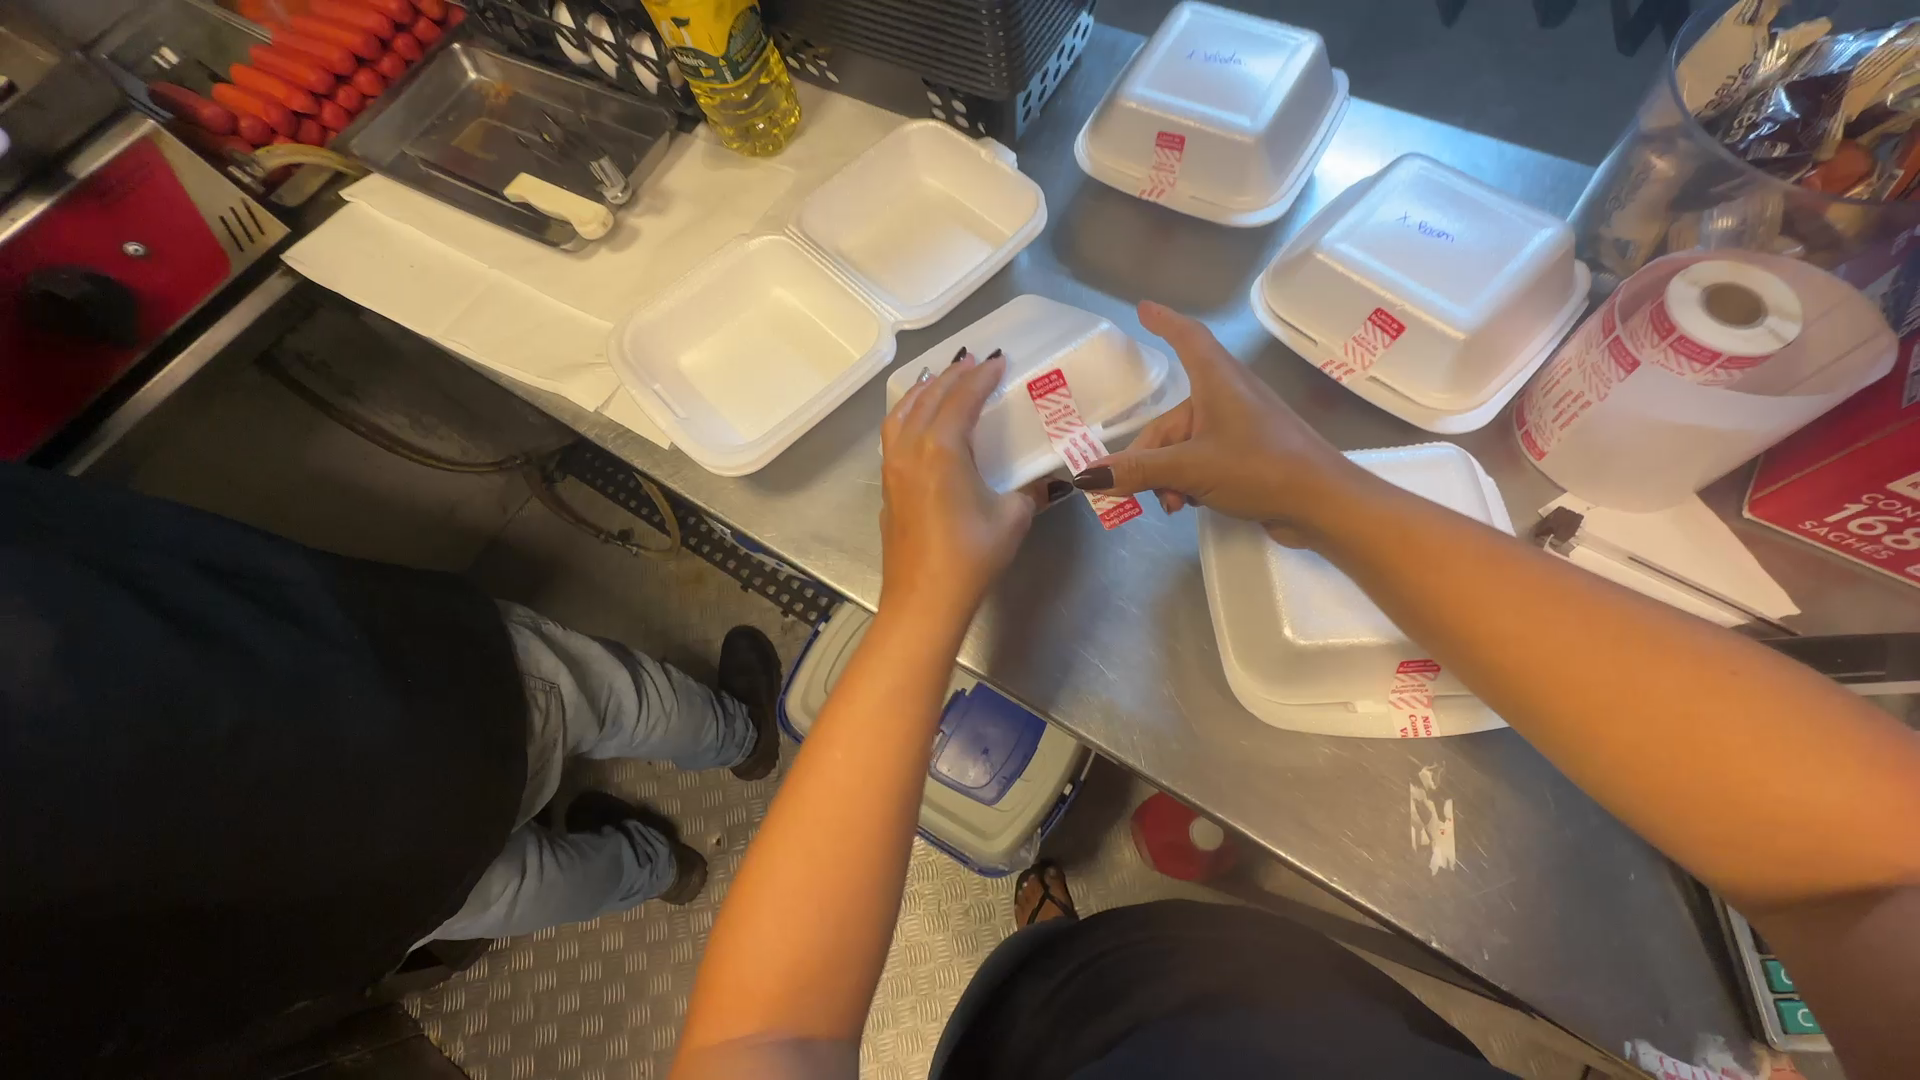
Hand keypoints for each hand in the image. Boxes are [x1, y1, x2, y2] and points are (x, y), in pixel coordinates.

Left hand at [880, 349, 1046, 626]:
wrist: (924, 600)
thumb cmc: (971, 556)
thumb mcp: (1012, 519)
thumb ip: (1029, 493)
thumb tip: (1046, 483)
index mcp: (941, 448)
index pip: (962, 398)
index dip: (981, 377)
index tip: (998, 361)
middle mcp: (911, 449)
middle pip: (929, 398)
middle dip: (952, 376)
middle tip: (973, 361)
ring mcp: (893, 468)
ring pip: (902, 414)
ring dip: (923, 392)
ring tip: (940, 380)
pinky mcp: (888, 487)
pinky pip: (894, 435)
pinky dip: (908, 415)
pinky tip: (918, 422)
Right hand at [1076, 301, 1366, 545]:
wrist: (1323, 503)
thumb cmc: (1261, 468)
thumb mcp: (1191, 468)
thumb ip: (1138, 471)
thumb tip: (1087, 477)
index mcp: (1217, 382)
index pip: (1188, 338)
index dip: (1165, 322)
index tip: (1143, 309)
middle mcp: (1226, 397)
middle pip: (1169, 419)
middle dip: (1148, 457)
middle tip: (1132, 489)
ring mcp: (1238, 427)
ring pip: (1181, 446)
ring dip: (1166, 476)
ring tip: (1171, 504)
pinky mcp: (1247, 454)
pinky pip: (1201, 460)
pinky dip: (1187, 480)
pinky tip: (1188, 503)